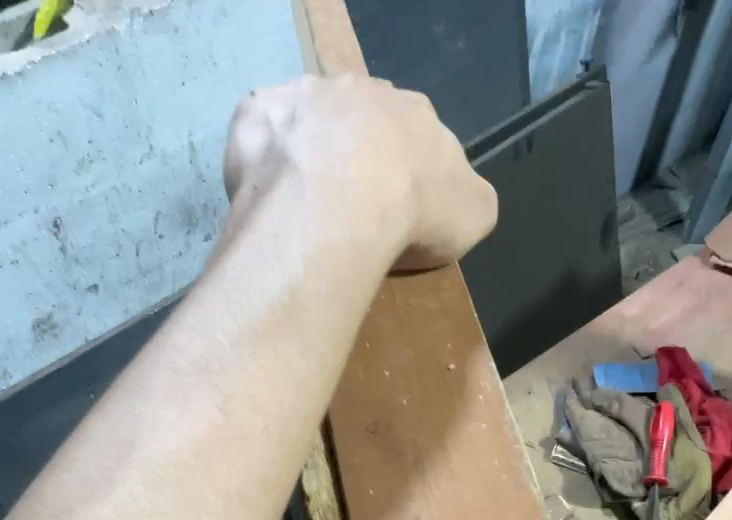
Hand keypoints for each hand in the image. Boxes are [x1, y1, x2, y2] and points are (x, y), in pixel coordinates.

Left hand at [222, 74, 496, 269]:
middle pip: (357, 122)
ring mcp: (304, 97)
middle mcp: (361, 91)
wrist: (344, 202)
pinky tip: (264, 193)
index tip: (394, 210)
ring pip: (306, 122)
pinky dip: (259, 158)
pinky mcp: (257, 114)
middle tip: (345, 210)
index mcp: (415, 113)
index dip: (403, 172)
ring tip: (301, 206)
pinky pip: (257, 132)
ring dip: (304, 154)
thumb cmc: (416, 210)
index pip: (412, 135)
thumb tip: (460, 198)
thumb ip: (468, 199)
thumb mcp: (475, 215)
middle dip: (353, 159)